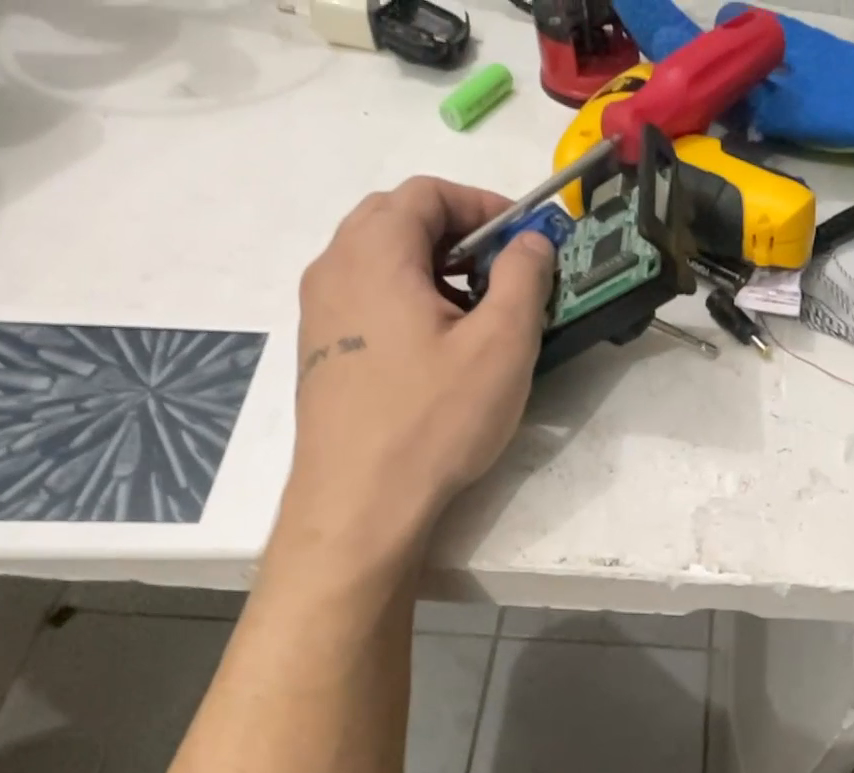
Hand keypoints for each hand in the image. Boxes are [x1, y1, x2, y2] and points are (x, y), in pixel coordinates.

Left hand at [282, 177, 556, 564]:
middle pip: (396, 218)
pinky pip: (366, 296)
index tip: (527, 240)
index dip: (483, 204)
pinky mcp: (322, 348)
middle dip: (458, 232)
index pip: (426, 193)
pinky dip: (408, 297)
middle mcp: (335, 267)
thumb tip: (532, 241)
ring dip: (434, 267)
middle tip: (505, 271)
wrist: (361, 499)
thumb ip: (523, 280)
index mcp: (375, 253)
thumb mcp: (501, 346)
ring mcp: (320, 310)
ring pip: (379, 259)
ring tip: (479, 312)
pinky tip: (440, 347)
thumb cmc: (436, 418)